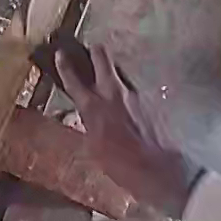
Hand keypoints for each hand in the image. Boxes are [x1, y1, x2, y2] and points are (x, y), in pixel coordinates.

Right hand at [54, 43, 201, 219]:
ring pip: (120, 73)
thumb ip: (89, 126)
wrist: (160, 171)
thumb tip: (85, 117)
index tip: (61, 53)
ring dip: (114, 75)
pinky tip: (132, 108)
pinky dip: (130, 95)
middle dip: (95, 51)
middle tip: (92, 50)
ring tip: (112, 83)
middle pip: (102, 58)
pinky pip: (135, 91)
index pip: (74, 79)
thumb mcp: (94, 149)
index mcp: (93, 107)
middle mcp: (113, 93)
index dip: (65, 64)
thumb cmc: (121, 166)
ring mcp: (135, 94)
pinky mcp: (152, 100)